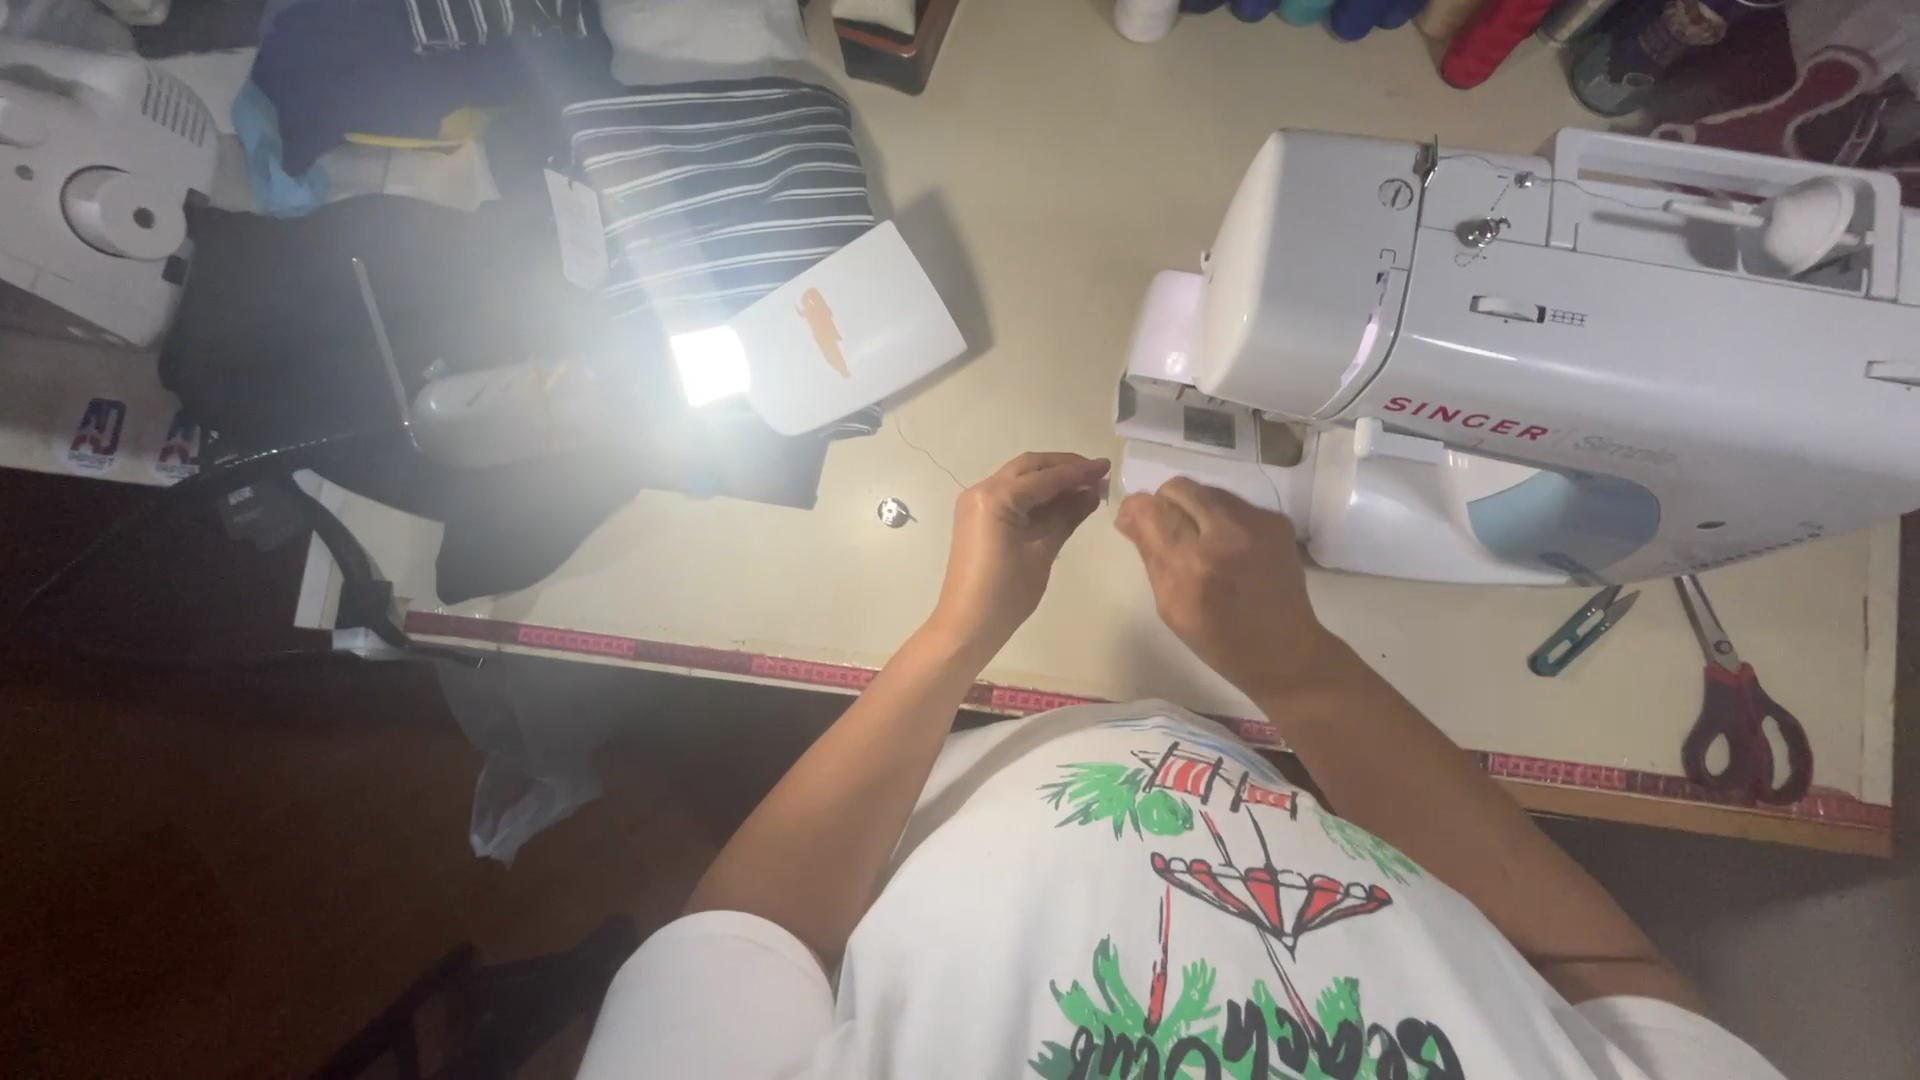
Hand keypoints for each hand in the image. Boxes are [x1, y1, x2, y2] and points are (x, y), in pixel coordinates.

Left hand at [928, 452, 1110, 654]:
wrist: (968, 624)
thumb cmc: (1007, 593)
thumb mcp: (1042, 551)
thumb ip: (1067, 516)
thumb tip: (1091, 493)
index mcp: (995, 498)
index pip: (1045, 476)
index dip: (1078, 471)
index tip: (1106, 467)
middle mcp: (981, 490)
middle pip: (1029, 467)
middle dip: (1063, 467)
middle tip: (1096, 473)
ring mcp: (975, 503)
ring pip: (1019, 478)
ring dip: (1050, 479)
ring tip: (1085, 487)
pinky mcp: (977, 517)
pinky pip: (1010, 495)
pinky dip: (1036, 495)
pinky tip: (1062, 502)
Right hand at [1116, 477, 1341, 699]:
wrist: (1285, 651)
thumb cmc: (1217, 638)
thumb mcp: (1170, 604)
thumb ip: (1149, 553)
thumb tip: (1128, 515)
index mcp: (1192, 565)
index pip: (1150, 509)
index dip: (1136, 510)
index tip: (1135, 523)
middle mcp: (1226, 534)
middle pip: (1178, 488)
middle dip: (1165, 505)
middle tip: (1170, 532)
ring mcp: (1257, 523)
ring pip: (1206, 490)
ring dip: (1194, 509)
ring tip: (1201, 541)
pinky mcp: (1277, 520)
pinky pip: (1233, 501)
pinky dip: (1221, 517)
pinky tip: (1229, 546)